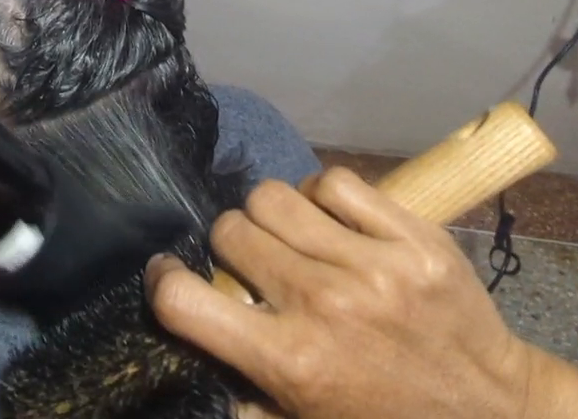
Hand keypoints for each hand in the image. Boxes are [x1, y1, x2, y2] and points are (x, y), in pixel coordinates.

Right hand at [147, 169, 535, 418]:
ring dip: (272, 218)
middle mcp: (325, 306)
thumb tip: (189, 344)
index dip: (164, 281)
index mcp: (293, 364)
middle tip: (258, 269)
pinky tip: (337, 226)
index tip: (170, 276)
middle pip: (230, 229)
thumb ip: (243, 394)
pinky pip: (334, 182)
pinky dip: (323, 198)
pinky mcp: (414, 237)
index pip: (185, 301)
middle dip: (232, 248)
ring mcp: (373, 266)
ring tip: (296, 241)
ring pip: (272, 196)